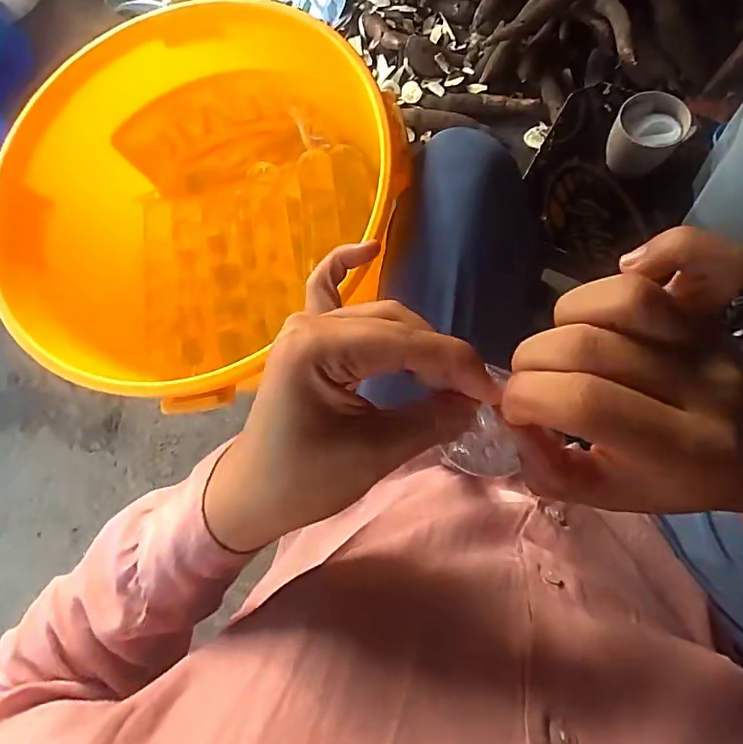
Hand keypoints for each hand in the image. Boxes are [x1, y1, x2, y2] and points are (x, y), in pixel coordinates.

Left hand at [202, 246, 500, 552]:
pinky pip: (327, 290)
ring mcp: (303, 325)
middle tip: (472, 394)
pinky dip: (346, 267)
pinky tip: (370, 248)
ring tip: (448, 372)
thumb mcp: (373, 455)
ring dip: (415, 338)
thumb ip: (430, 419)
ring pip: (378, 316)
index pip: (404, 343)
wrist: (250, 495)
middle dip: (439, 356)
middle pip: (395, 324)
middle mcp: (310, 324)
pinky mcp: (303, 335)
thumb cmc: (303, 481)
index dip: (455, 365)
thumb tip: (475, 400)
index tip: (491, 394)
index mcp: (318, 348)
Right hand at [502, 227, 742, 536]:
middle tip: (534, 382)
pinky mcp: (710, 304)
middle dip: (533, 361)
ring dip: (567, 317)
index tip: (517, 410)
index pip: (585, 402)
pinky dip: (656, 250)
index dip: (527, 398)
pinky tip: (628, 266)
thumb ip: (551, 471)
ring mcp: (706, 337)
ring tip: (566, 343)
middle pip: (589, 347)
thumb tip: (511, 417)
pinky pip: (691, 253)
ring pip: (622, 299)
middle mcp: (699, 386)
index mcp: (680, 449)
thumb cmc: (683, 480)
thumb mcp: (613, 498)